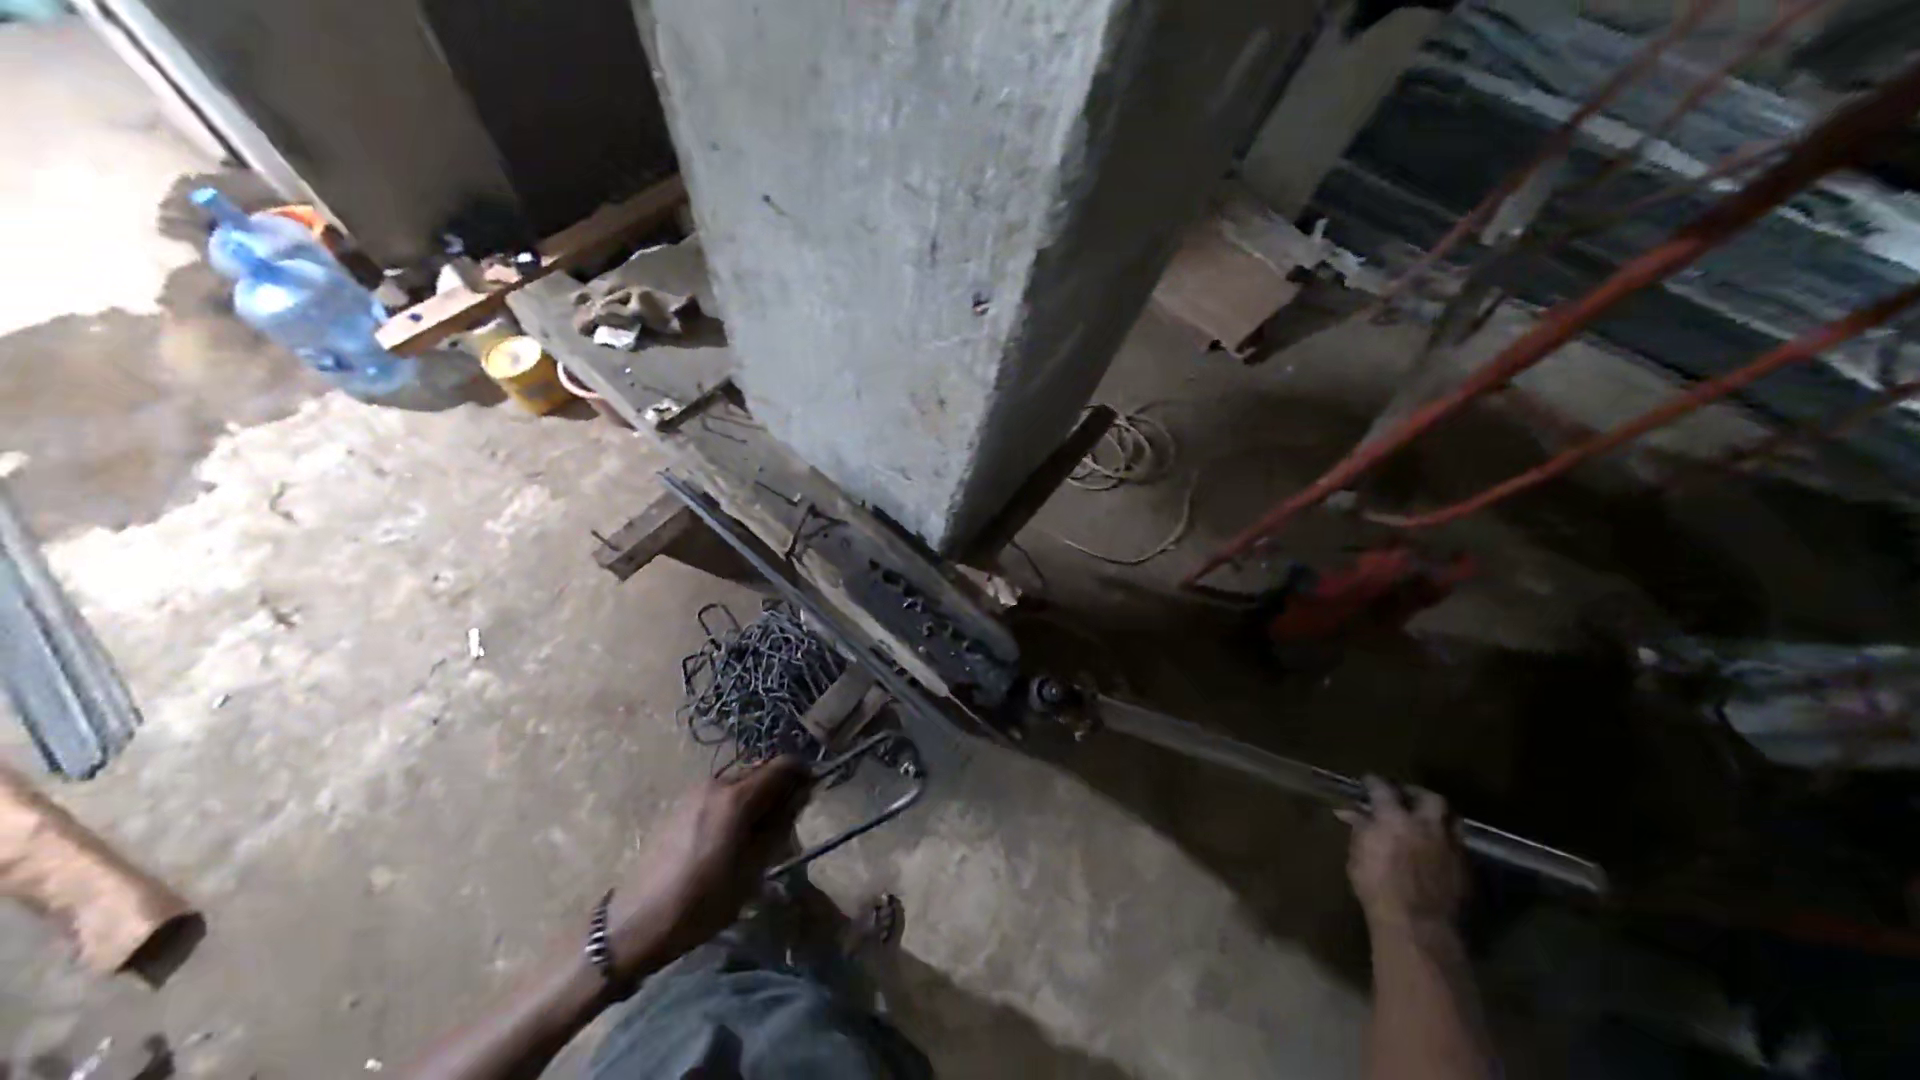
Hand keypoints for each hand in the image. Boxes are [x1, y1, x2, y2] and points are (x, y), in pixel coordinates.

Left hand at [606, 757, 809, 975]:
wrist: (635, 923)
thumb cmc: (702, 901)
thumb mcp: (753, 868)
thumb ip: (780, 825)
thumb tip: (801, 794)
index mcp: (737, 796)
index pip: (782, 765)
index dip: (802, 775)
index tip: (810, 796)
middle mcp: (716, 784)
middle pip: (760, 772)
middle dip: (779, 790)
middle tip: (786, 825)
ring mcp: (694, 794)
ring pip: (740, 784)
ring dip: (756, 800)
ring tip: (758, 838)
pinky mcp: (679, 807)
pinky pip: (720, 796)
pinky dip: (735, 807)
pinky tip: (730, 841)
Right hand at [1338, 776, 1465, 932]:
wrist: (1418, 926)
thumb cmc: (1377, 888)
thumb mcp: (1358, 856)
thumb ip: (1359, 830)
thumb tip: (1350, 812)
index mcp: (1394, 819)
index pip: (1383, 789)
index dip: (1374, 782)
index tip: (1367, 781)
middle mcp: (1427, 826)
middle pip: (1430, 797)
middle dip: (1417, 793)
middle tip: (1406, 797)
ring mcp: (1451, 847)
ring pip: (1452, 820)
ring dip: (1438, 817)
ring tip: (1426, 822)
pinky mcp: (1466, 868)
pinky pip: (1458, 845)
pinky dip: (1446, 841)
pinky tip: (1435, 850)